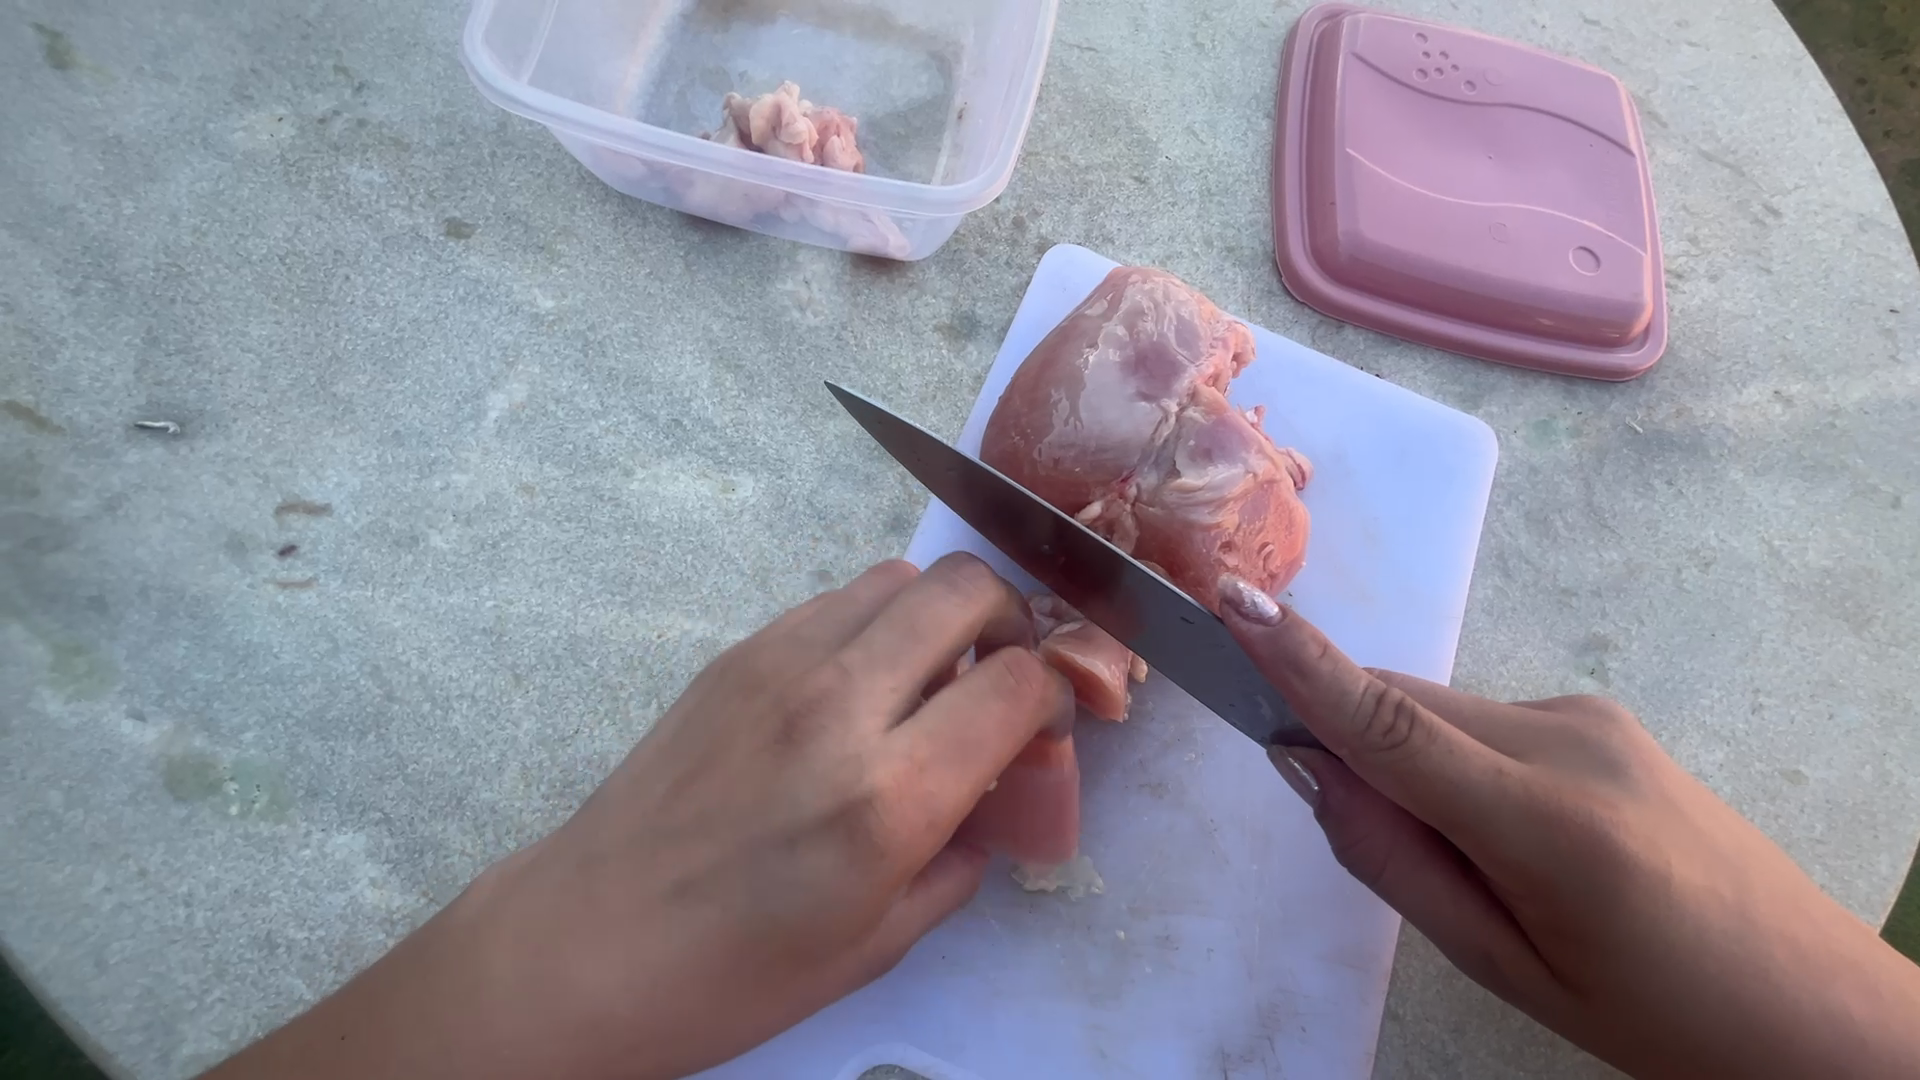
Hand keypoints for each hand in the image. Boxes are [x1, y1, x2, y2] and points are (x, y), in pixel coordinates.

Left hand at [205, 555, 1072, 1079]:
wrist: (588, 938)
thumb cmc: (740, 970)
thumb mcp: (885, 940)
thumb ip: (966, 847)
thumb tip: (999, 779)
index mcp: (890, 796)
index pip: (1017, 682)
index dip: (1053, 691)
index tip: (1043, 720)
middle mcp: (842, 702)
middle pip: (968, 587)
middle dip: (1011, 618)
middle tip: (998, 670)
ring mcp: (784, 660)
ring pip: (903, 576)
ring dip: (940, 614)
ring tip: (926, 673)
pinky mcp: (742, 647)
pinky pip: (840, 599)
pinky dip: (877, 622)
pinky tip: (857, 681)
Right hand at [1216, 576, 1919, 1078]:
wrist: (1835, 1020)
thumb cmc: (1654, 1018)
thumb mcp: (1498, 964)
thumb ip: (1388, 858)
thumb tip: (1308, 762)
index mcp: (1545, 825)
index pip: (1388, 722)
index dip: (1302, 659)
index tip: (1236, 601)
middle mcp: (1566, 741)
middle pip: (1395, 703)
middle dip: (1346, 737)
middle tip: (1369, 824)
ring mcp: (1588, 717)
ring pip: (1428, 706)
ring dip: (1402, 753)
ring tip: (1467, 847)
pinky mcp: (1597, 712)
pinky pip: (1470, 715)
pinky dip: (1444, 752)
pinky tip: (1508, 824)